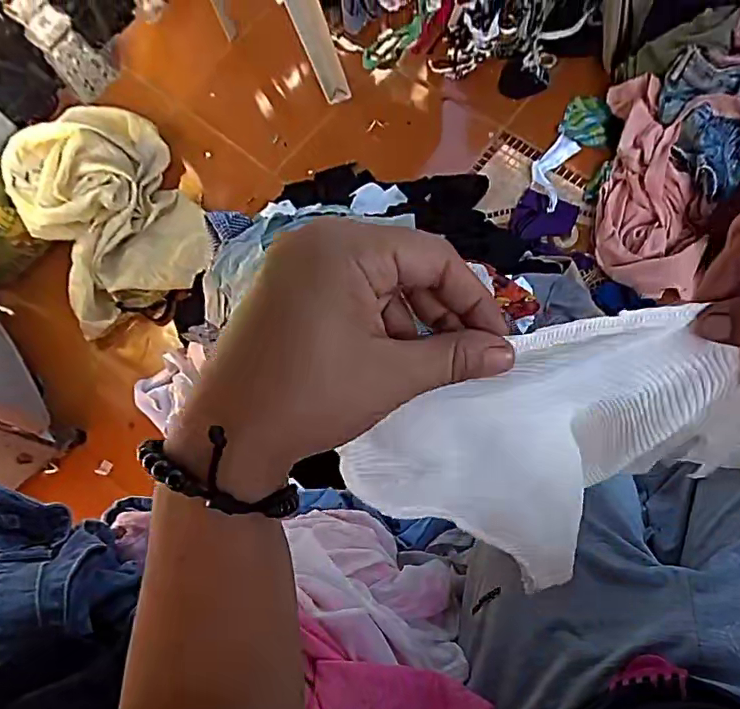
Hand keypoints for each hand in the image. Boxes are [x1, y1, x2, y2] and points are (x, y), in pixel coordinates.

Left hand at [169, 218, 512, 492]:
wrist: (231, 435)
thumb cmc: (314, 397)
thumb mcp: (394, 375)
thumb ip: (456, 357)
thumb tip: (507, 354)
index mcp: (345, 247)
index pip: (434, 257)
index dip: (475, 300)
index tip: (498, 343)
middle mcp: (321, 242)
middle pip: (410, 266)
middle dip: (446, 313)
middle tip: (470, 357)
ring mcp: (302, 266)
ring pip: (385, 285)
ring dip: (418, 324)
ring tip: (430, 367)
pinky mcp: (294, 293)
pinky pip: (357, 297)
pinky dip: (385, 327)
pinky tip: (394, 362)